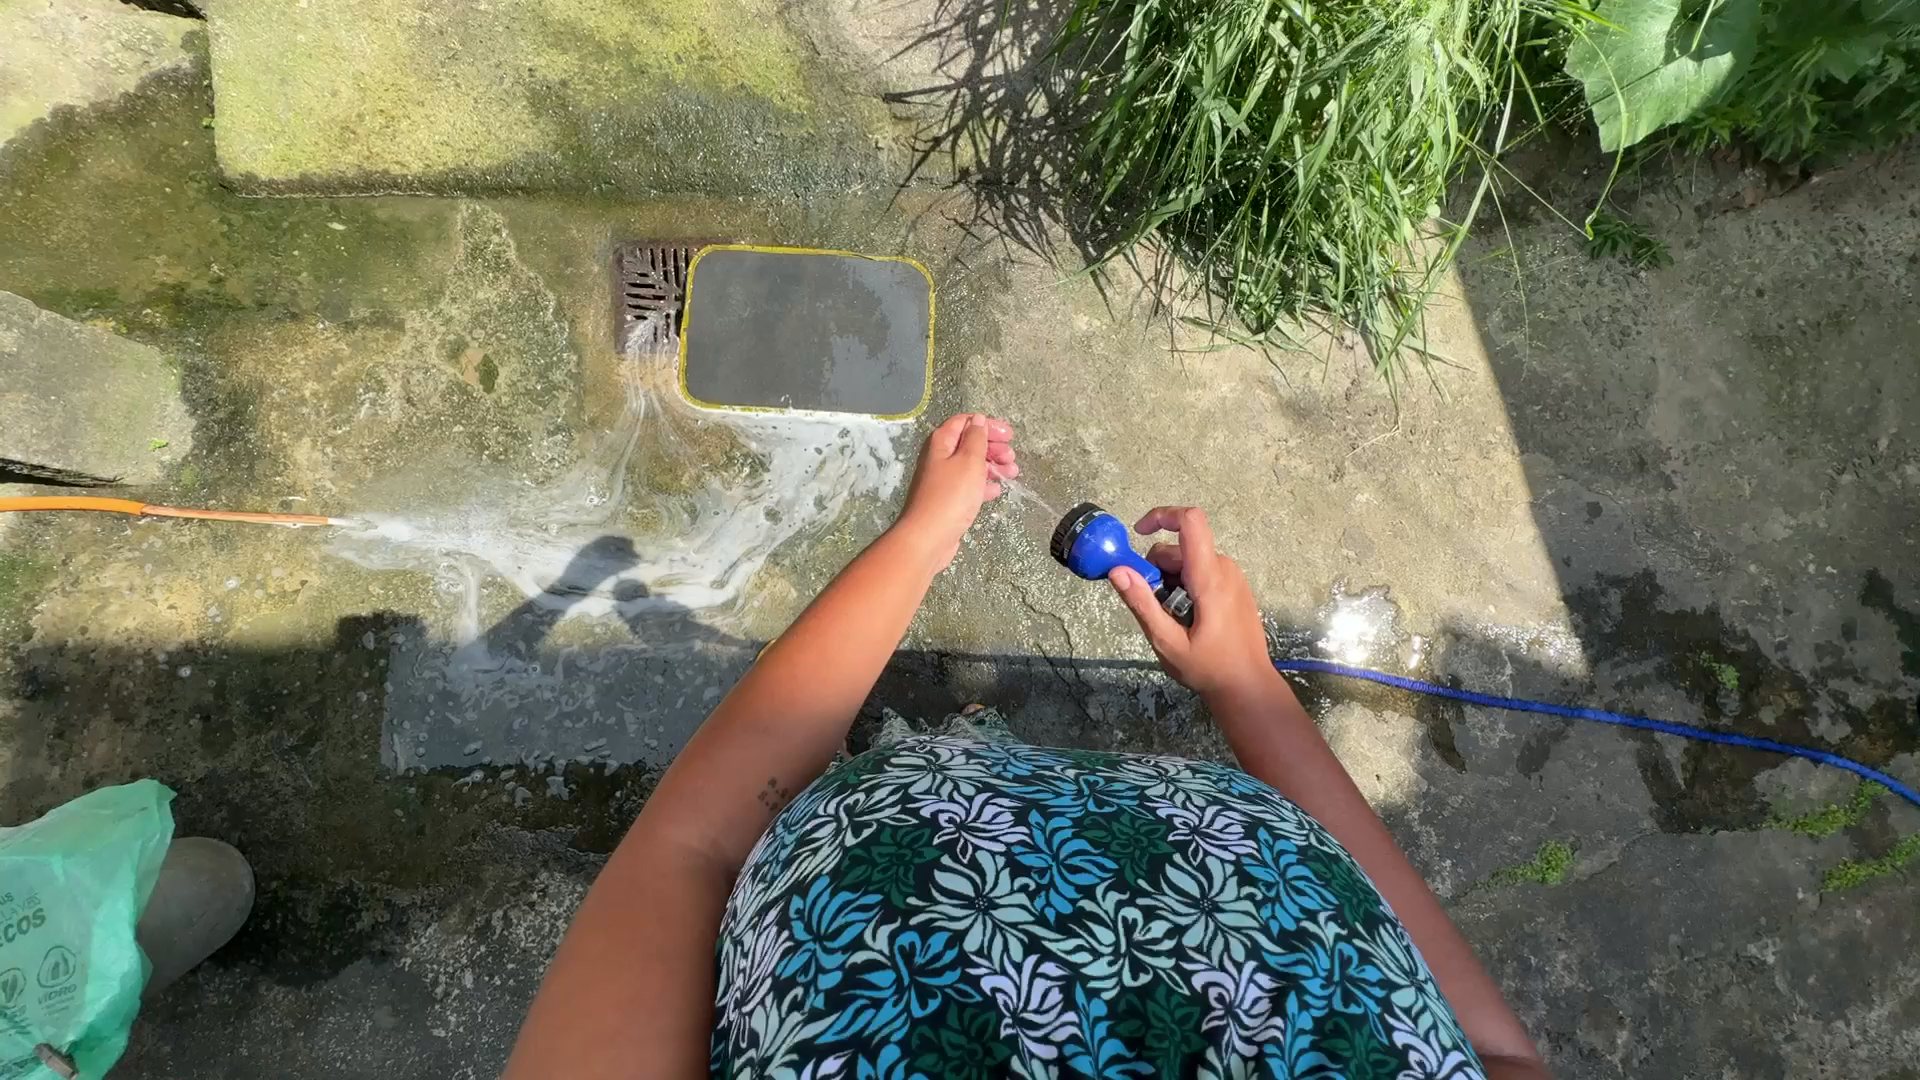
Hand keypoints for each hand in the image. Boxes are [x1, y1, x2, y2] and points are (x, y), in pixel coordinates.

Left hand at [896, 413, 1016, 568]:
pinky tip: (996, 490)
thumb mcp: (969, 461)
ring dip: (993, 466)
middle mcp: (940, 458)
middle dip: (993, 447)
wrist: (929, 537)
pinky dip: (984, 485)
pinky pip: (969, 486)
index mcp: (942, 442)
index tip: (1009, 435)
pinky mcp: (948, 500)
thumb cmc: (951, 496)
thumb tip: (977, 420)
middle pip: (969, 444)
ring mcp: (943, 480)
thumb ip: (976, 438)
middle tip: (1012, 456)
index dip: (987, 425)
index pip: (965, 422)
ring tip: (1013, 473)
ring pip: (972, 465)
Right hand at [1109, 506, 1278, 700]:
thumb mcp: (1167, 642)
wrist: (1249, 686)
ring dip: (1169, 580)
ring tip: (1171, 619)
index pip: (1190, 522)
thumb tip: (1117, 570)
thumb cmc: (1209, 668)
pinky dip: (1183, 585)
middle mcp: (1224, 568)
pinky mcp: (1234, 586)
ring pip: (1188, 561)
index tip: (1137, 532)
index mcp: (1209, 577)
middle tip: (1152, 606)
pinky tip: (1185, 617)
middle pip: (1179, 548)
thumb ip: (1142, 604)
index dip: (1161, 515)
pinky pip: (1201, 571)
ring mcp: (1232, 577)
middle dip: (1155, 569)